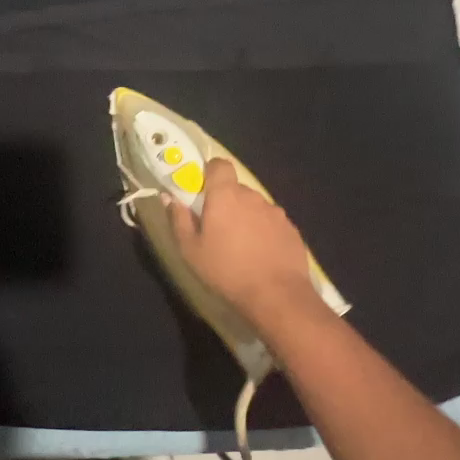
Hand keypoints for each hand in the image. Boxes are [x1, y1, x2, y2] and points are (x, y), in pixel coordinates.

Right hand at [167, 158, 328, 330]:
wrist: (277, 295)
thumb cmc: (226, 270)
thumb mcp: (191, 250)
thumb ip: (179, 220)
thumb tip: (169, 197)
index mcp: (225, 195)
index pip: (219, 164)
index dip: (210, 172)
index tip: (202, 190)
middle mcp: (252, 196)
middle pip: (236, 189)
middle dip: (226, 202)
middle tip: (217, 228)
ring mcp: (275, 212)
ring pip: (255, 207)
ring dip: (246, 218)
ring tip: (241, 246)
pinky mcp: (291, 229)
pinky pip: (272, 223)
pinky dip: (264, 233)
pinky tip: (261, 255)